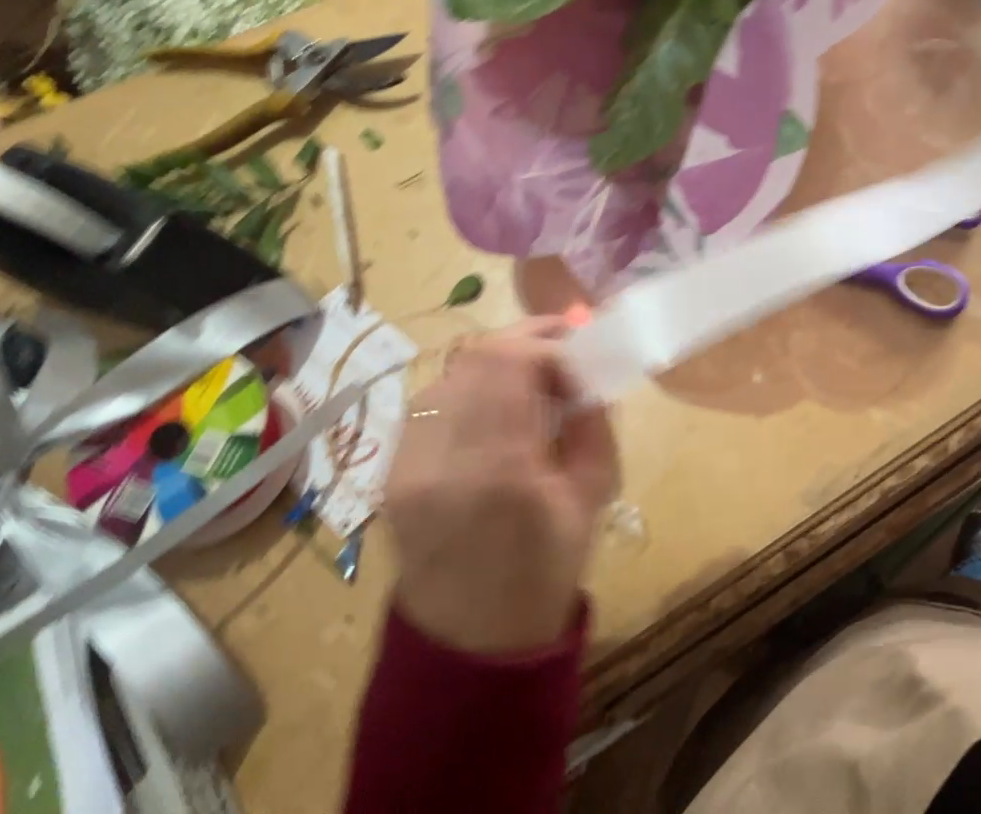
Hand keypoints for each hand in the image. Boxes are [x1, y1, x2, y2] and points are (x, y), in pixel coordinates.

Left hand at [384, 316, 618, 654]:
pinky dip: (467, 392)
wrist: (471, 638)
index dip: (546, 343)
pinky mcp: (388, 470)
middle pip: (472, 358)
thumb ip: (592, 424)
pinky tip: (493, 411)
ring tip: (529, 382)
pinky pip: (429, 405)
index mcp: (500, 470)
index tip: (578, 351)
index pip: (508, 363)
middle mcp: (440, 457)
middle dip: (523, 343)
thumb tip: (585, 371)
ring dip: (494, 366)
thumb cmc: (545, 572)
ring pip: (447, 375)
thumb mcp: (592, 496)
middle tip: (560, 350)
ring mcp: (404, 463)